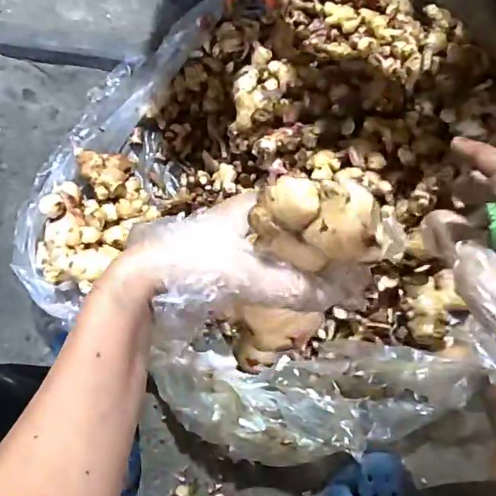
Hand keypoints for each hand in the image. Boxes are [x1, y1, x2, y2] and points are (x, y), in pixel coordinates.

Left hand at [109, 194, 363, 312]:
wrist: (145, 278)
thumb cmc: (200, 265)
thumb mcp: (255, 279)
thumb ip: (298, 288)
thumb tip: (342, 294)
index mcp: (252, 205)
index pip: (302, 201)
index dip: (328, 220)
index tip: (349, 242)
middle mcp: (241, 213)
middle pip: (289, 226)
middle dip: (313, 247)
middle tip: (338, 268)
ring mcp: (226, 234)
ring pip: (272, 244)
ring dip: (293, 262)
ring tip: (318, 282)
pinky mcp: (215, 256)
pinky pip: (256, 261)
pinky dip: (273, 274)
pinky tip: (283, 290)